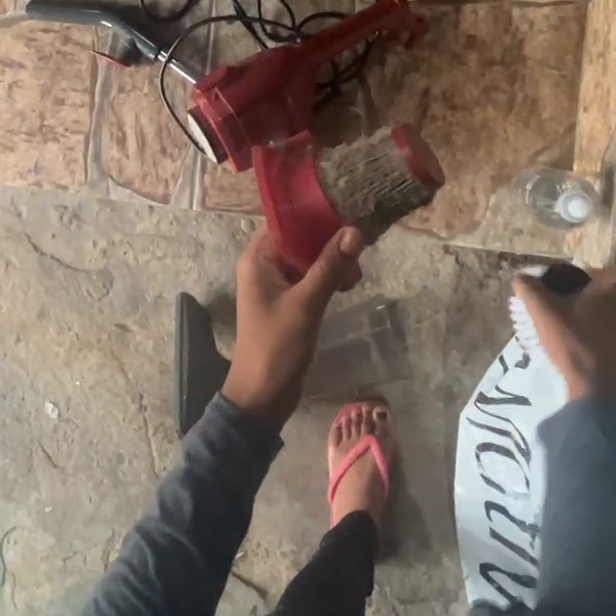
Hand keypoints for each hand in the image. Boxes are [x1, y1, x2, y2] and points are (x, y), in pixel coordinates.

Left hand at [221, 228, 365, 426]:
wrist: (262, 396)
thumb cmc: (277, 346)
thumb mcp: (306, 304)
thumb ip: (330, 266)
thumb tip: (354, 231)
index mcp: (257, 257)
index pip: (288, 223)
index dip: (317, 220)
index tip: (349, 222)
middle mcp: (263, 264)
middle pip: (300, 240)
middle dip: (329, 245)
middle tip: (358, 259)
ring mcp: (275, 283)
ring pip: (308, 259)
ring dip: (332, 263)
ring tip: (355, 277)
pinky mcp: (287, 301)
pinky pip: (309, 278)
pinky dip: (327, 279)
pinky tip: (347, 286)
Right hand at [513, 217, 615, 399]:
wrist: (593, 390)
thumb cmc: (573, 343)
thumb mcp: (542, 312)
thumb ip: (528, 288)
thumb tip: (520, 276)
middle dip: (611, 270)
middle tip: (583, 271)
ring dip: (606, 292)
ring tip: (576, 297)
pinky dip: (604, 312)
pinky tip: (580, 323)